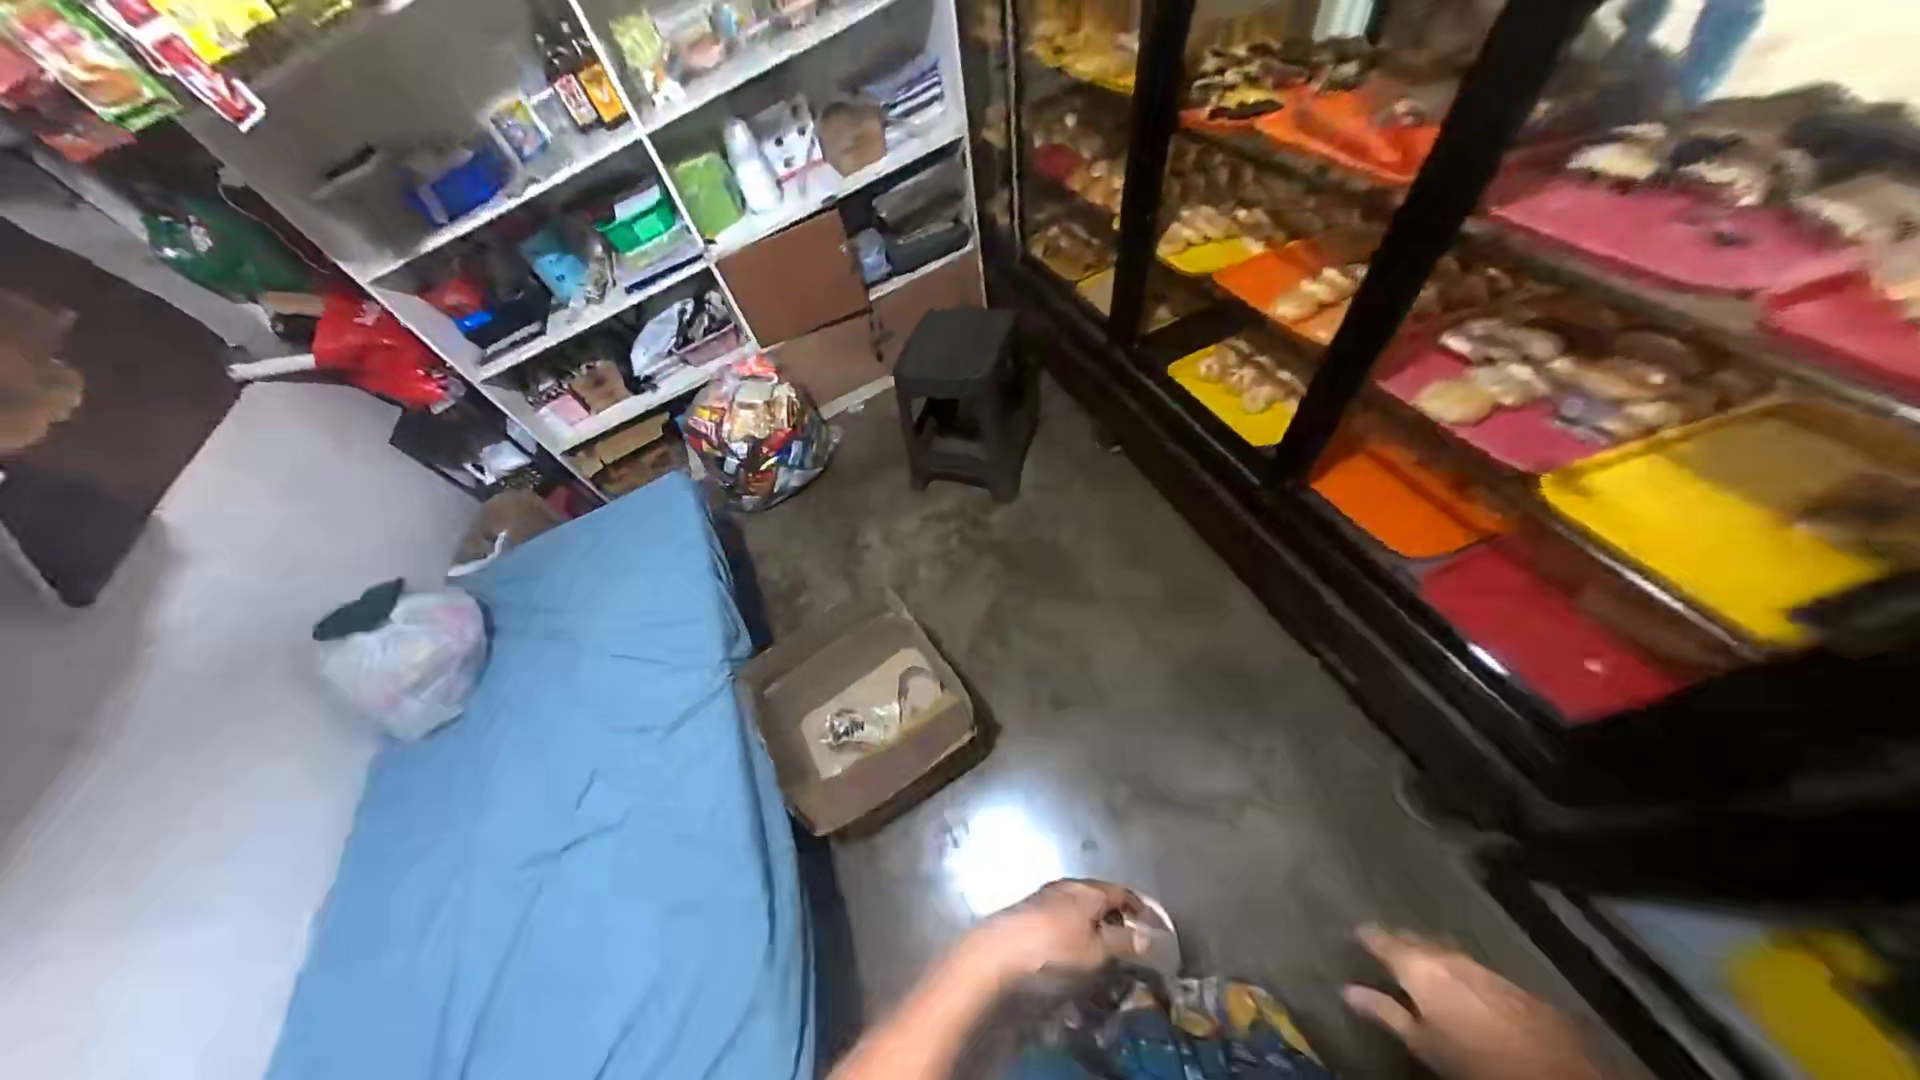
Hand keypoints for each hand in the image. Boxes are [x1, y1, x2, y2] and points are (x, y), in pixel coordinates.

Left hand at [960, 879, 1140, 983]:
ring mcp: (1046, 895)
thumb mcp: (1096, 951)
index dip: (1139, 907)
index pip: (1122, 892)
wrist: (1000, 950)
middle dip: (1117, 914)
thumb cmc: (1055, 948)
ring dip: (1094, 921)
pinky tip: (1073, 944)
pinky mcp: (1030, 909)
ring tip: (1103, 945)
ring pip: (1080, 904)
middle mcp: (1068, 885)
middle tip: (1130, 937)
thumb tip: (1146, 936)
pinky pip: (1063, 913)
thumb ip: (1122, 942)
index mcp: (1089, 890)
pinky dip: (1076, 925)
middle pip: (1100, 896)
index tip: (1152, 923)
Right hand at [1344, 925, 1610, 1079]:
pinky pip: (1471, 967)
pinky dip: (1456, 970)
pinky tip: (1459, 986)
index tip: (1356, 932)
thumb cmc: (1473, 1059)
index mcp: (1418, 965)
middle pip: (1414, 940)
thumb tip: (1346, 989)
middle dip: (1398, 942)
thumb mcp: (1422, 1043)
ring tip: (1419, 963)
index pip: (1382, 939)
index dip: (1367, 935)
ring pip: (1444, 951)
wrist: (1554, 1073)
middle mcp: (1447, 955)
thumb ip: (1384, 1011)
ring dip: (1429, 954)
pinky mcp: (1510, 983)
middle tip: (1384, 947)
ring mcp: (1481, 966)